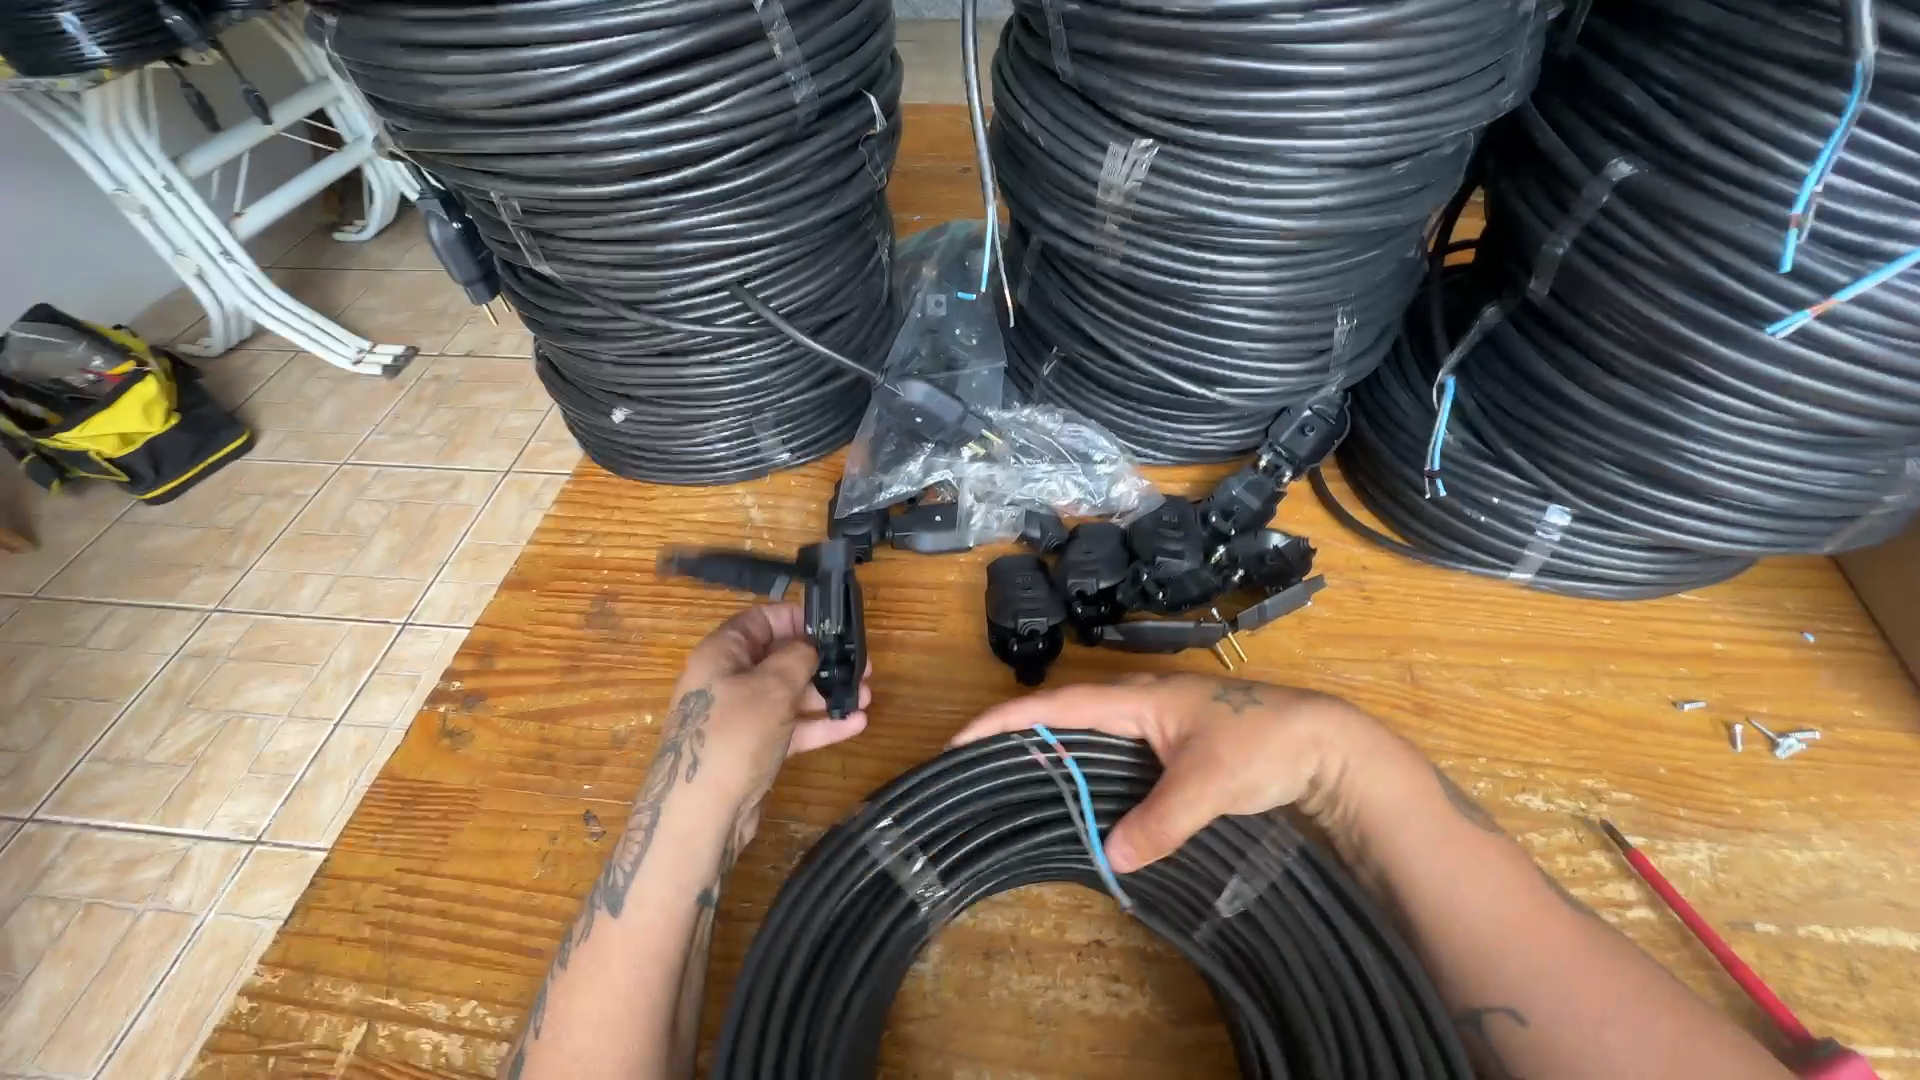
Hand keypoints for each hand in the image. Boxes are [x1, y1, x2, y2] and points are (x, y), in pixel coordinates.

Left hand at [667, 603, 872, 808]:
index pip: (760, 620)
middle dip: (822, 661)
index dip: (796, 618)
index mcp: (722, 654)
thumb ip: (798, 657)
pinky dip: (820, 725)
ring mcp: (741, 717)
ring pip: (790, 695)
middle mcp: (728, 680)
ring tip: (866, 695)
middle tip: (862, 665)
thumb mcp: (772, 686)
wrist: (703, 814)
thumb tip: (811, 646)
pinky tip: (854, 724)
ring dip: (827, 694)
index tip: (833, 625)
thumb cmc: (734, 735)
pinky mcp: (754, 748)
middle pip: (780, 658)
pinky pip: (791, 727)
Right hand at [950, 674, 1426, 873]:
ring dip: (1050, 747)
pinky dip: (1084, 765)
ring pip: (1087, 730)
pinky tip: (1080, 791)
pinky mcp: (1172, 741)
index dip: (1006, 719)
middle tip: (976, 760)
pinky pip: (1112, 750)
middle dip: (1017, 731)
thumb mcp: (1209, 784)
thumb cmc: (1263, 745)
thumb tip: (1108, 856)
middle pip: (1063, 712)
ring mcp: (1155, 721)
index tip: (962, 738)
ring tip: (1012, 773)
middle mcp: (1138, 703)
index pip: (1057, 705)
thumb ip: (1160, 821)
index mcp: (1137, 699)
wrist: (1325, 742)